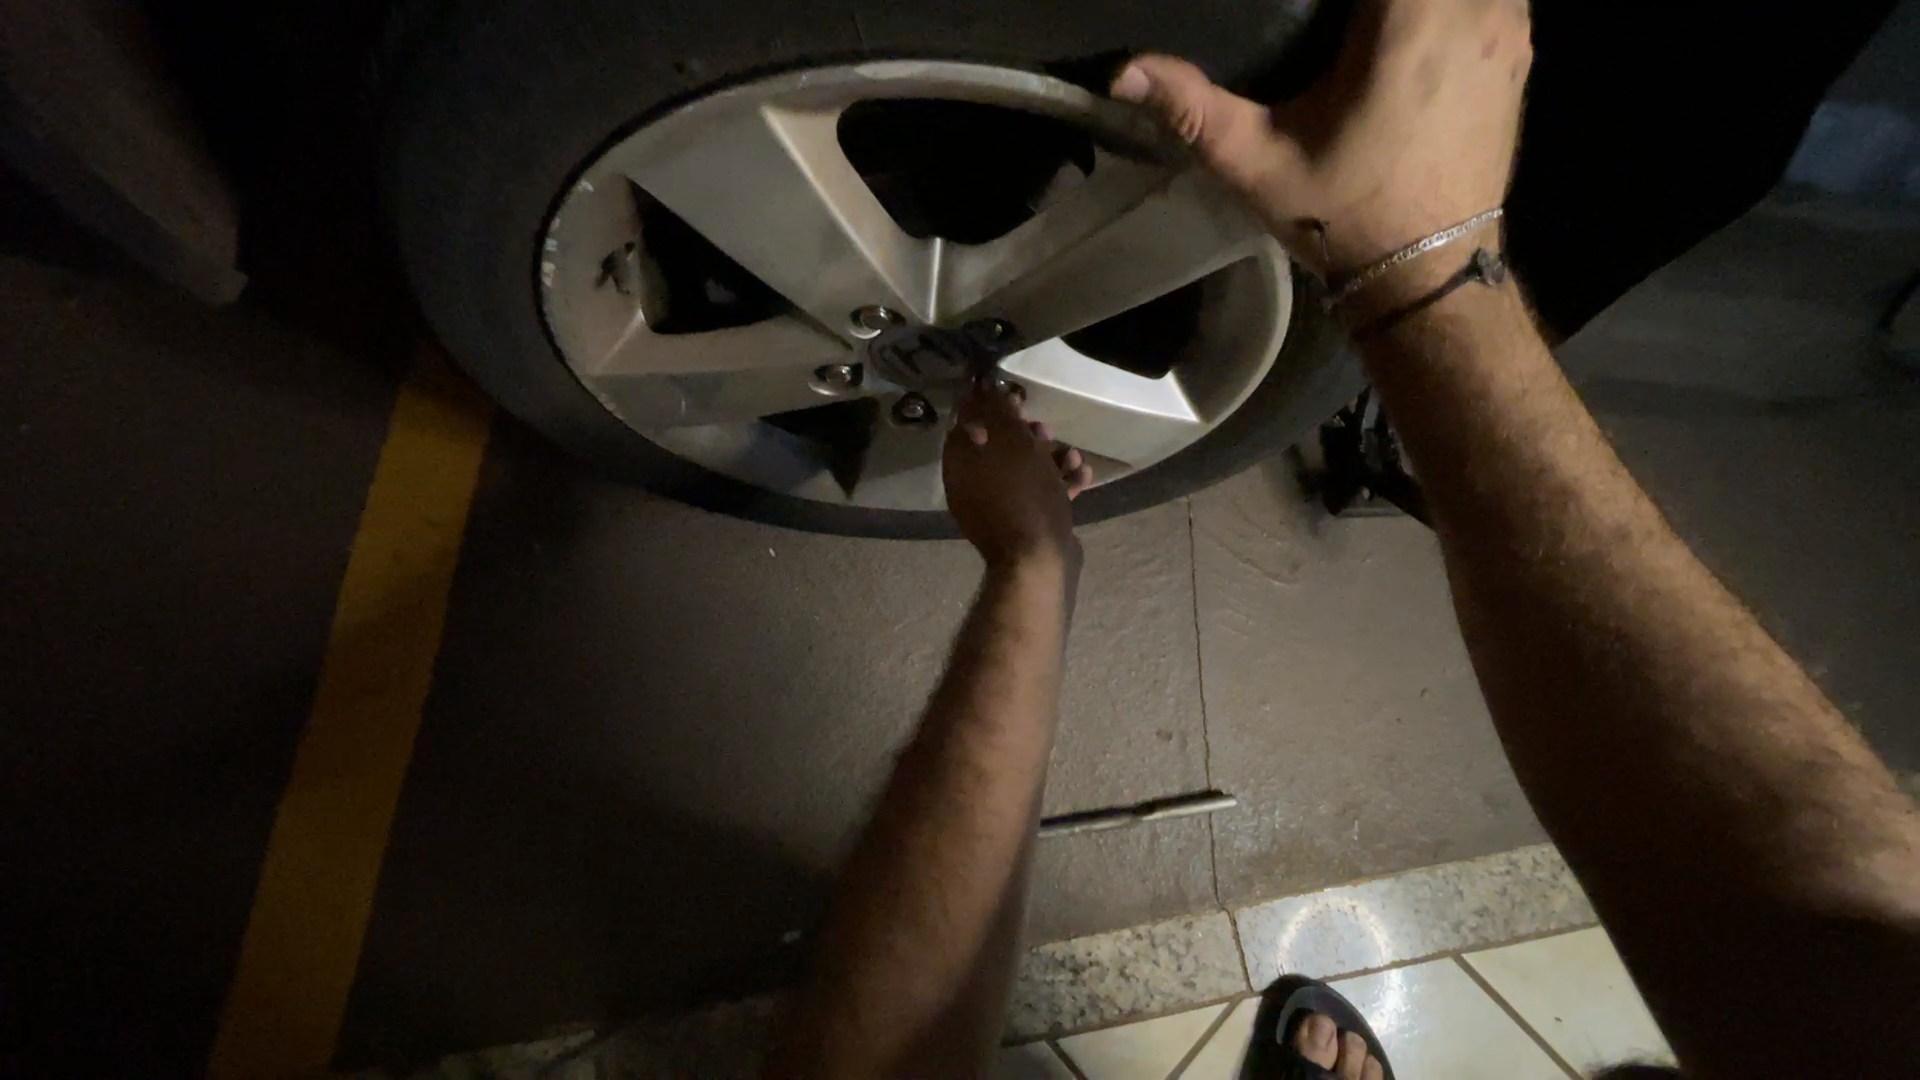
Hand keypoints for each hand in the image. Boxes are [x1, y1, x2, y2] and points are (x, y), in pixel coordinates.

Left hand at [943, 382, 1092, 570]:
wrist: (1039, 560)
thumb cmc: (1023, 495)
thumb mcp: (1012, 444)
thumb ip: (997, 412)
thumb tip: (984, 386)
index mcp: (960, 467)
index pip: (967, 424)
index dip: (991, 406)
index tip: (1017, 398)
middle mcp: (972, 487)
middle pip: (998, 448)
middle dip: (1027, 435)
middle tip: (1045, 429)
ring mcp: (997, 509)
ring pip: (1023, 472)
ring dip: (1049, 458)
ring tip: (1072, 454)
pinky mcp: (1023, 525)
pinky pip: (1038, 495)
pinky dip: (1059, 483)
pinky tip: (1082, 475)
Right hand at [1110, 0, 1531, 277]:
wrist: (1423, 270)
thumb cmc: (1340, 216)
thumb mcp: (1256, 165)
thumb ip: (1194, 110)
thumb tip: (1124, 74)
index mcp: (1410, 16)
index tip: (1307, 3)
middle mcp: (1476, 0)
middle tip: (1331, 16)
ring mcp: (1511, 21)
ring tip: (1363, 25)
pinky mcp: (1520, 47)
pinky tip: (1409, 32)